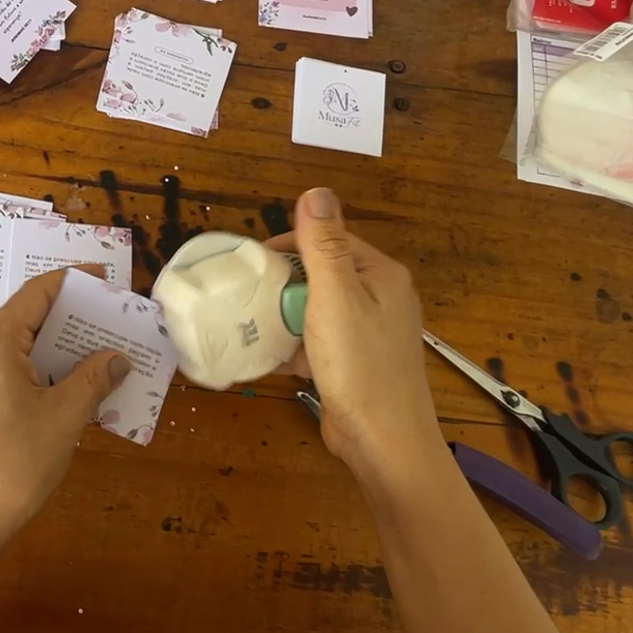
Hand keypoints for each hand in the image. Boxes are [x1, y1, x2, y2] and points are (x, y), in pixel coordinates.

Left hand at [0, 265, 130, 548]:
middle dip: (69, 317)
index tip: (103, 277)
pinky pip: (8, 368)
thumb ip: (93, 378)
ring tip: (97, 350)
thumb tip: (118, 357)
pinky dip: (39, 368)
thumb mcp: (65, 416)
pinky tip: (69, 383)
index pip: (36, 293)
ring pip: (18, 345)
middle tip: (109, 319)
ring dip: (56, 346)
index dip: (72, 281)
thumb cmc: (16, 462)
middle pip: (26, 317)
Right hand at [266, 188, 445, 480]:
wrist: (383, 442)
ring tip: (254, 326)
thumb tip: (316, 191)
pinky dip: (296, 344)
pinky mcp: (357, 361)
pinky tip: (273, 355)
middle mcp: (380, 298)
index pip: (328, 241)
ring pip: (316, 308)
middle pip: (320, 274)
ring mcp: (370, 332)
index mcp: (381, 276)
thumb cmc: (359, 365)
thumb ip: (323, 245)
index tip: (253, 265)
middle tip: (249, 298)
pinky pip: (319, 339)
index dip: (289, 247)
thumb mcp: (334, 297)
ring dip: (285, 316)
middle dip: (283, 285)